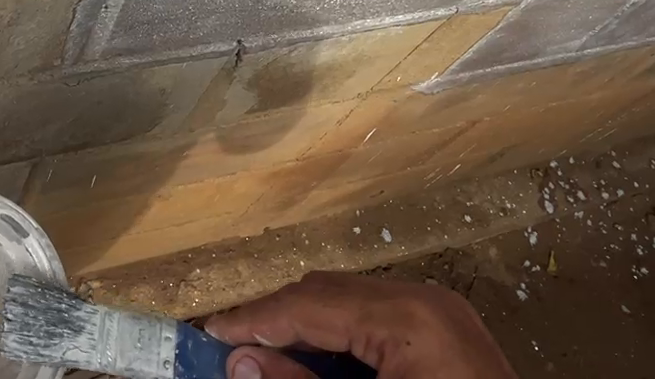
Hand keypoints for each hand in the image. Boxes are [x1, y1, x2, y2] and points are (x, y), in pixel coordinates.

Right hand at [203, 271, 517, 378]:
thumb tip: (238, 361)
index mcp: (408, 318)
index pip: (309, 303)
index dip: (254, 317)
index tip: (210, 331)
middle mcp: (422, 298)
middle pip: (324, 292)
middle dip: (276, 317)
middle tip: (232, 345)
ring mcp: (438, 310)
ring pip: (346, 299)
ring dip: (305, 323)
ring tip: (267, 350)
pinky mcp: (444, 327)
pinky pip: (374, 314)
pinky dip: (339, 333)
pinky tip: (316, 357)